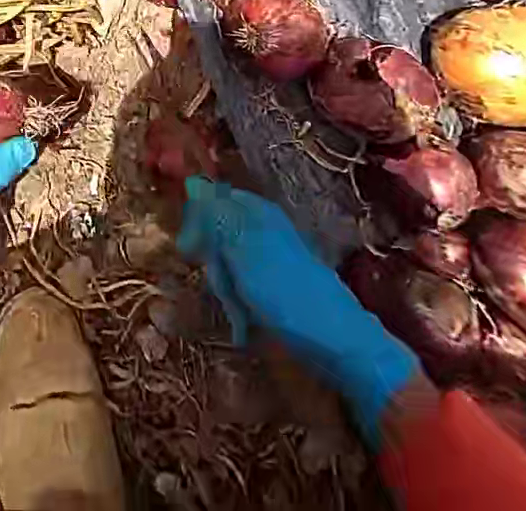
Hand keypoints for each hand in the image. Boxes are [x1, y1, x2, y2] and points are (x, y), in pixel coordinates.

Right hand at [177, 177, 420, 445]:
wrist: (336, 342)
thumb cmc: (286, 293)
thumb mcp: (244, 249)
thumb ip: (217, 216)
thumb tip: (193, 182)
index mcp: (257, 212)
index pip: (212, 199)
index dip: (197, 223)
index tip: (189, 250)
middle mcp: (263, 228)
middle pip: (217, 234)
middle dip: (214, 264)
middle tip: (221, 287)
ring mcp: (269, 258)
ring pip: (227, 265)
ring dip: (226, 290)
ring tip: (237, 314)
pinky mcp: (274, 286)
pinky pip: (242, 287)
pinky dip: (240, 305)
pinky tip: (244, 325)